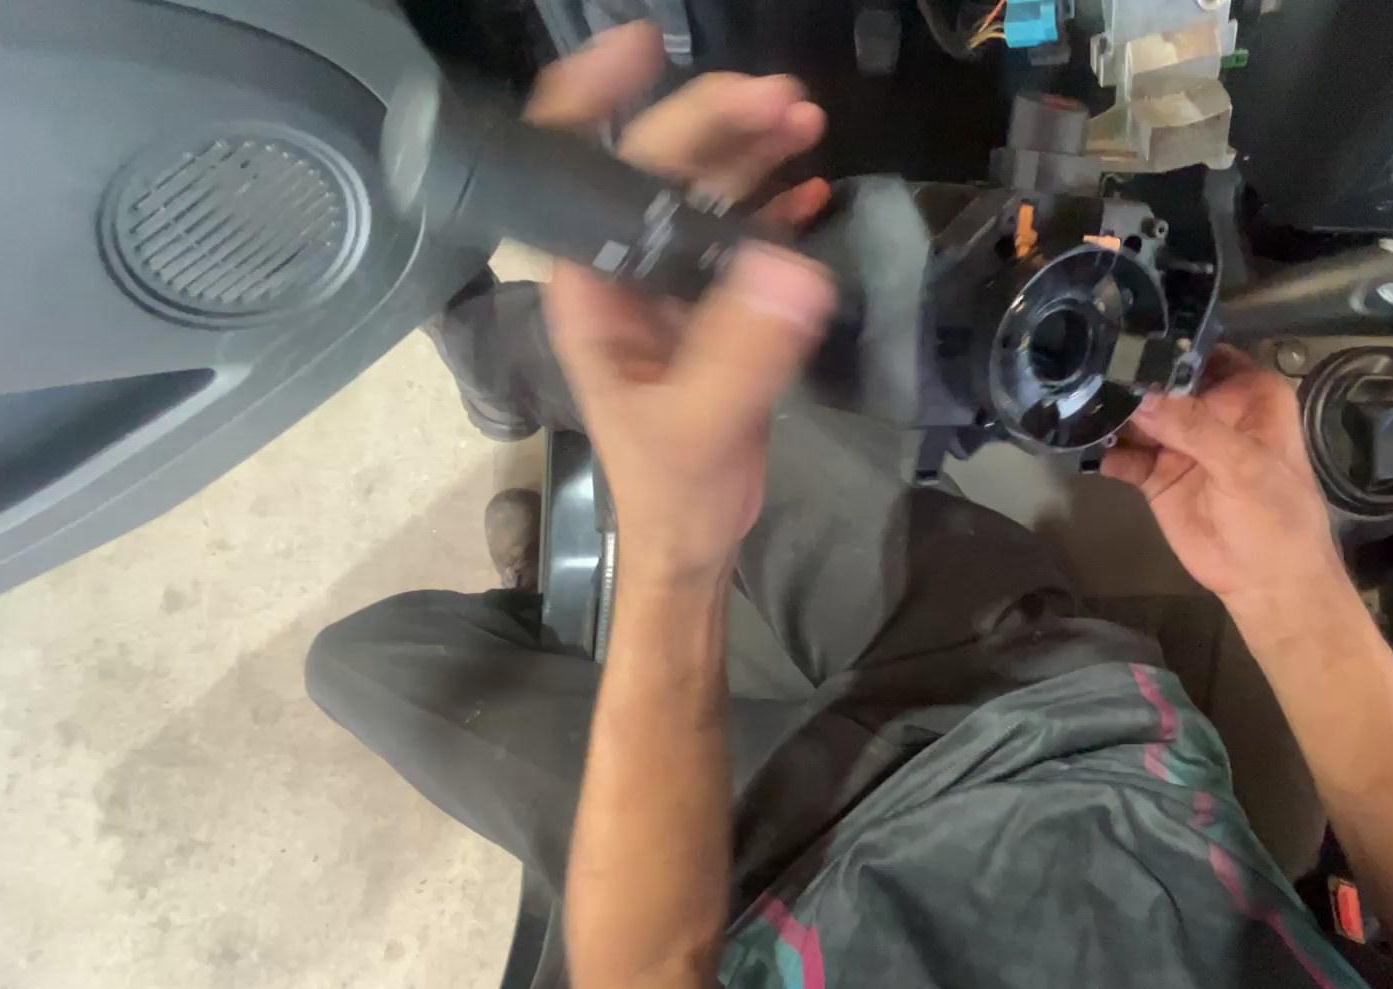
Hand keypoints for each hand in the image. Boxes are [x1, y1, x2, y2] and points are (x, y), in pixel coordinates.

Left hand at [533, 23, 837, 583]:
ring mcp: (674, 296)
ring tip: (807, 127)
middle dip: (715, 124)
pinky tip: (810, 194)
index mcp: (594, 291)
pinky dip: (774, 215)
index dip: (603, 99)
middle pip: (659, 172)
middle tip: (785, 102)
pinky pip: (742, 248)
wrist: (694, 536)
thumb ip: (740, 353)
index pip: (582, 171)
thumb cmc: (674, 491)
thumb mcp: (699, 427)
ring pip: (705, 202)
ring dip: (752, 159)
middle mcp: (627, 278)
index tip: (650, 48)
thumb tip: (797, 265)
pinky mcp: (716, 319)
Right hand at [1101, 347, 1347, 617]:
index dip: (1167, 350)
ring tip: (1080, 409)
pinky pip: (1125, 456)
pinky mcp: (1155, 475)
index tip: (1125, 341)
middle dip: (1129, 383)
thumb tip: (1144, 398)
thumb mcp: (1243, 465)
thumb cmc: (1275, 516)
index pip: (1202, 357)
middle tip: (1088, 373)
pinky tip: (1090, 451)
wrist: (1263, 581)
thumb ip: (1196, 428)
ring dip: (1112, 417)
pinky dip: (1108, 453)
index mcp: (1247, 395)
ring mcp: (1180, 443)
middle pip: (1162, 385)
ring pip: (1139, 418)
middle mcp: (1210, 411)